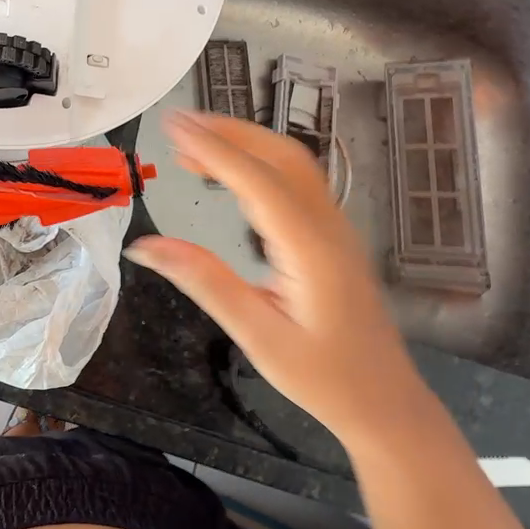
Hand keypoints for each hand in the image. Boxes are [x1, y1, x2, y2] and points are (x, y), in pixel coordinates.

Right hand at [124, 111, 431, 444]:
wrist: (386, 404)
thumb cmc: (323, 377)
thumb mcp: (258, 336)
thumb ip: (205, 283)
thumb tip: (143, 246)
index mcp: (310, 249)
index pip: (257, 181)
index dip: (213, 148)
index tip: (173, 125)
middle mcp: (328, 226)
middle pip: (282, 156)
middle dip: (230, 132)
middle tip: (178, 124)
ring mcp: (336, 228)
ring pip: (293, 164)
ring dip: (245, 143)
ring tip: (194, 143)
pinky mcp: (333, 236)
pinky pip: (297, 181)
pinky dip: (258, 162)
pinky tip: (230, 174)